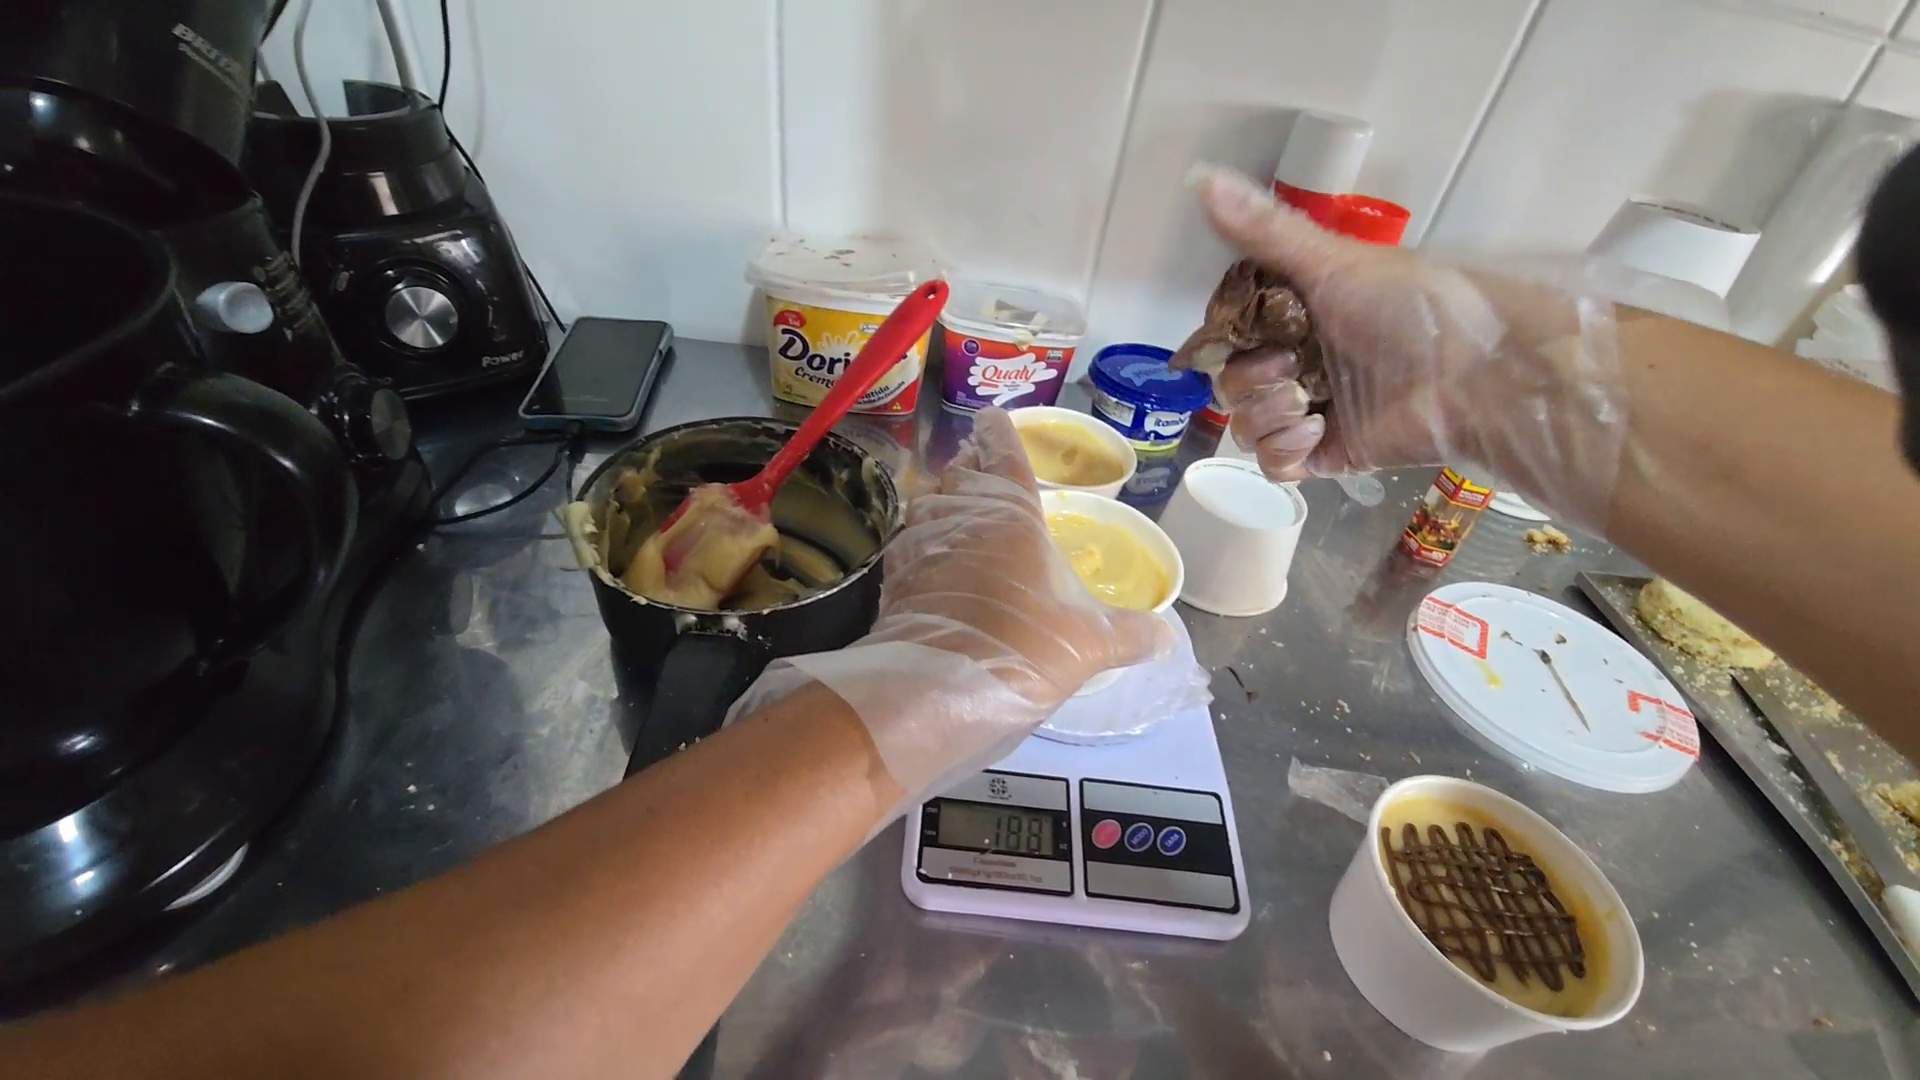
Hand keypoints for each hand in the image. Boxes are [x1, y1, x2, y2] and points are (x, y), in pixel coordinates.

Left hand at [726, 407, 1173, 806]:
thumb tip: (1167, 637)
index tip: (993, 417)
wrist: (939, 686)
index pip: (1004, 453)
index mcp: (1012, 513)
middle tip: (977, 464)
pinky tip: (928, 554)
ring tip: (953, 504)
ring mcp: (922, 541)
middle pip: (961, 472)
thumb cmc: (1024, 647)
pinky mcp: (894, 575)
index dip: (999, 432)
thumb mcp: (1089, 644)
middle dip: (969, 463)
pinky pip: (907, 539)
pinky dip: (919, 537)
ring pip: (927, 501)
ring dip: (940, 496)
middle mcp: (962, 515)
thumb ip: (1129, 635)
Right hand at [1186, 166, 1628, 530]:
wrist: (1475, 373)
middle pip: (1229, 386)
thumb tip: (1200, 175)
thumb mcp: (1333, 262)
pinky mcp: (1324, 455)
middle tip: (1292, 372)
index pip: (1231, 338)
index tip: (1245, 335)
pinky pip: (1271, 464)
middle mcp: (1297, 365)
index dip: (1225, 343)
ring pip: (1244, 426)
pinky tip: (1316, 434)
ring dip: (1266, 418)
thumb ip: (1264, 231)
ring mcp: (1308, 411)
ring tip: (1308, 408)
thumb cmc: (1411, 307)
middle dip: (1250, 382)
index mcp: (1295, 320)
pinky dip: (1283, 451)